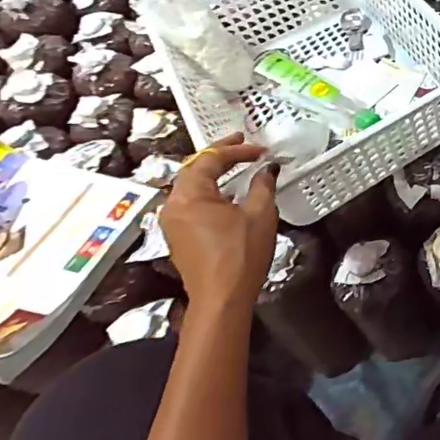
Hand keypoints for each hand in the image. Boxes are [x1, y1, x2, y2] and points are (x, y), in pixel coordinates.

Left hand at [161, 133, 277, 310]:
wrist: (221, 296)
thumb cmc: (241, 252)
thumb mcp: (260, 213)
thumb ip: (262, 185)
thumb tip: (267, 169)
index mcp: (190, 195)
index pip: (210, 160)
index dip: (237, 150)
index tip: (261, 149)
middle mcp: (173, 205)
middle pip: (193, 169)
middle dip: (219, 154)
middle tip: (242, 142)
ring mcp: (172, 222)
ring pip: (191, 186)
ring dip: (214, 172)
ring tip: (236, 163)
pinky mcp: (179, 235)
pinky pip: (192, 202)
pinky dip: (210, 189)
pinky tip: (228, 192)